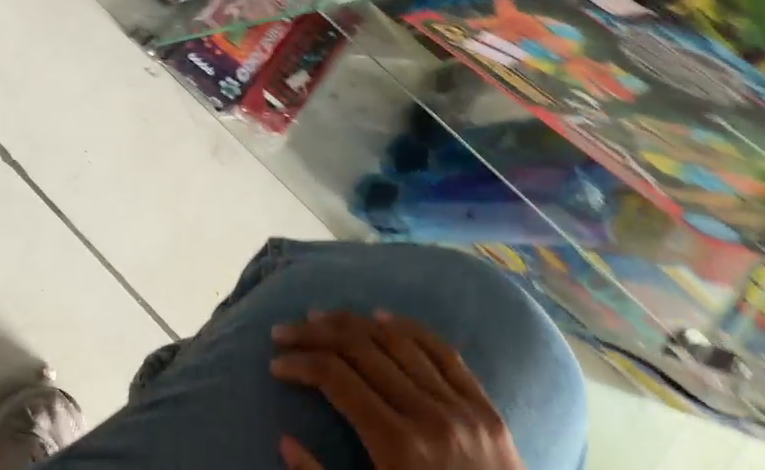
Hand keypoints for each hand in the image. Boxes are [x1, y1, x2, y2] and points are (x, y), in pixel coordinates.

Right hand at [271, 311, 523, 469]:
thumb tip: (284, 441)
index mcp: (398, 445)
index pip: (334, 376)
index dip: (297, 363)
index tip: (275, 365)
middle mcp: (430, 417)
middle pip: (360, 349)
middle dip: (313, 334)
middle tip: (284, 333)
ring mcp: (464, 411)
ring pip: (397, 342)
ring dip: (352, 323)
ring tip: (320, 320)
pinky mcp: (489, 413)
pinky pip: (445, 354)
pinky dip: (409, 329)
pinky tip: (382, 319)